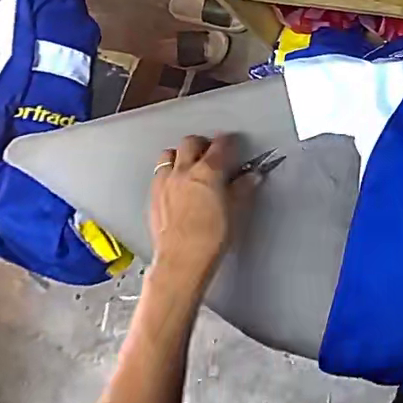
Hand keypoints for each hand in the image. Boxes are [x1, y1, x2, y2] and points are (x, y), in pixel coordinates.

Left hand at [146, 134, 256, 302]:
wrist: (182, 260)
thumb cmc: (209, 238)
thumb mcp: (236, 210)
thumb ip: (242, 188)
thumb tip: (249, 178)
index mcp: (207, 172)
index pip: (221, 145)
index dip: (230, 142)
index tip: (234, 144)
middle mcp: (183, 173)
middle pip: (191, 142)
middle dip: (204, 143)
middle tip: (215, 151)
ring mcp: (164, 183)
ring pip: (169, 154)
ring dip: (182, 154)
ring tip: (193, 163)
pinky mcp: (153, 197)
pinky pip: (159, 173)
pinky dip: (170, 171)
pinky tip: (179, 183)